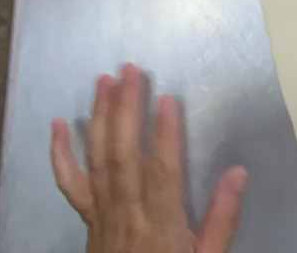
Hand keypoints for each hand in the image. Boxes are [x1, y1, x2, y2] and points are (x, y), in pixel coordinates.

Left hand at [50, 63, 247, 252]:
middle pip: (123, 154)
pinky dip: (60, 153)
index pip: (162, 172)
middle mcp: (127, 214)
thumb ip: (222, 219)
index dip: (164, 134)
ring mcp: (102, 214)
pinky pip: (70, 184)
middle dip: (126, 108)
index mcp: (160, 225)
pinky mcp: (86, 218)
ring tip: (103, 80)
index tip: (167, 98)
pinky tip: (58, 123)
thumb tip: (238, 172)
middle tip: (130, 70)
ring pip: (98, 159)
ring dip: (99, 116)